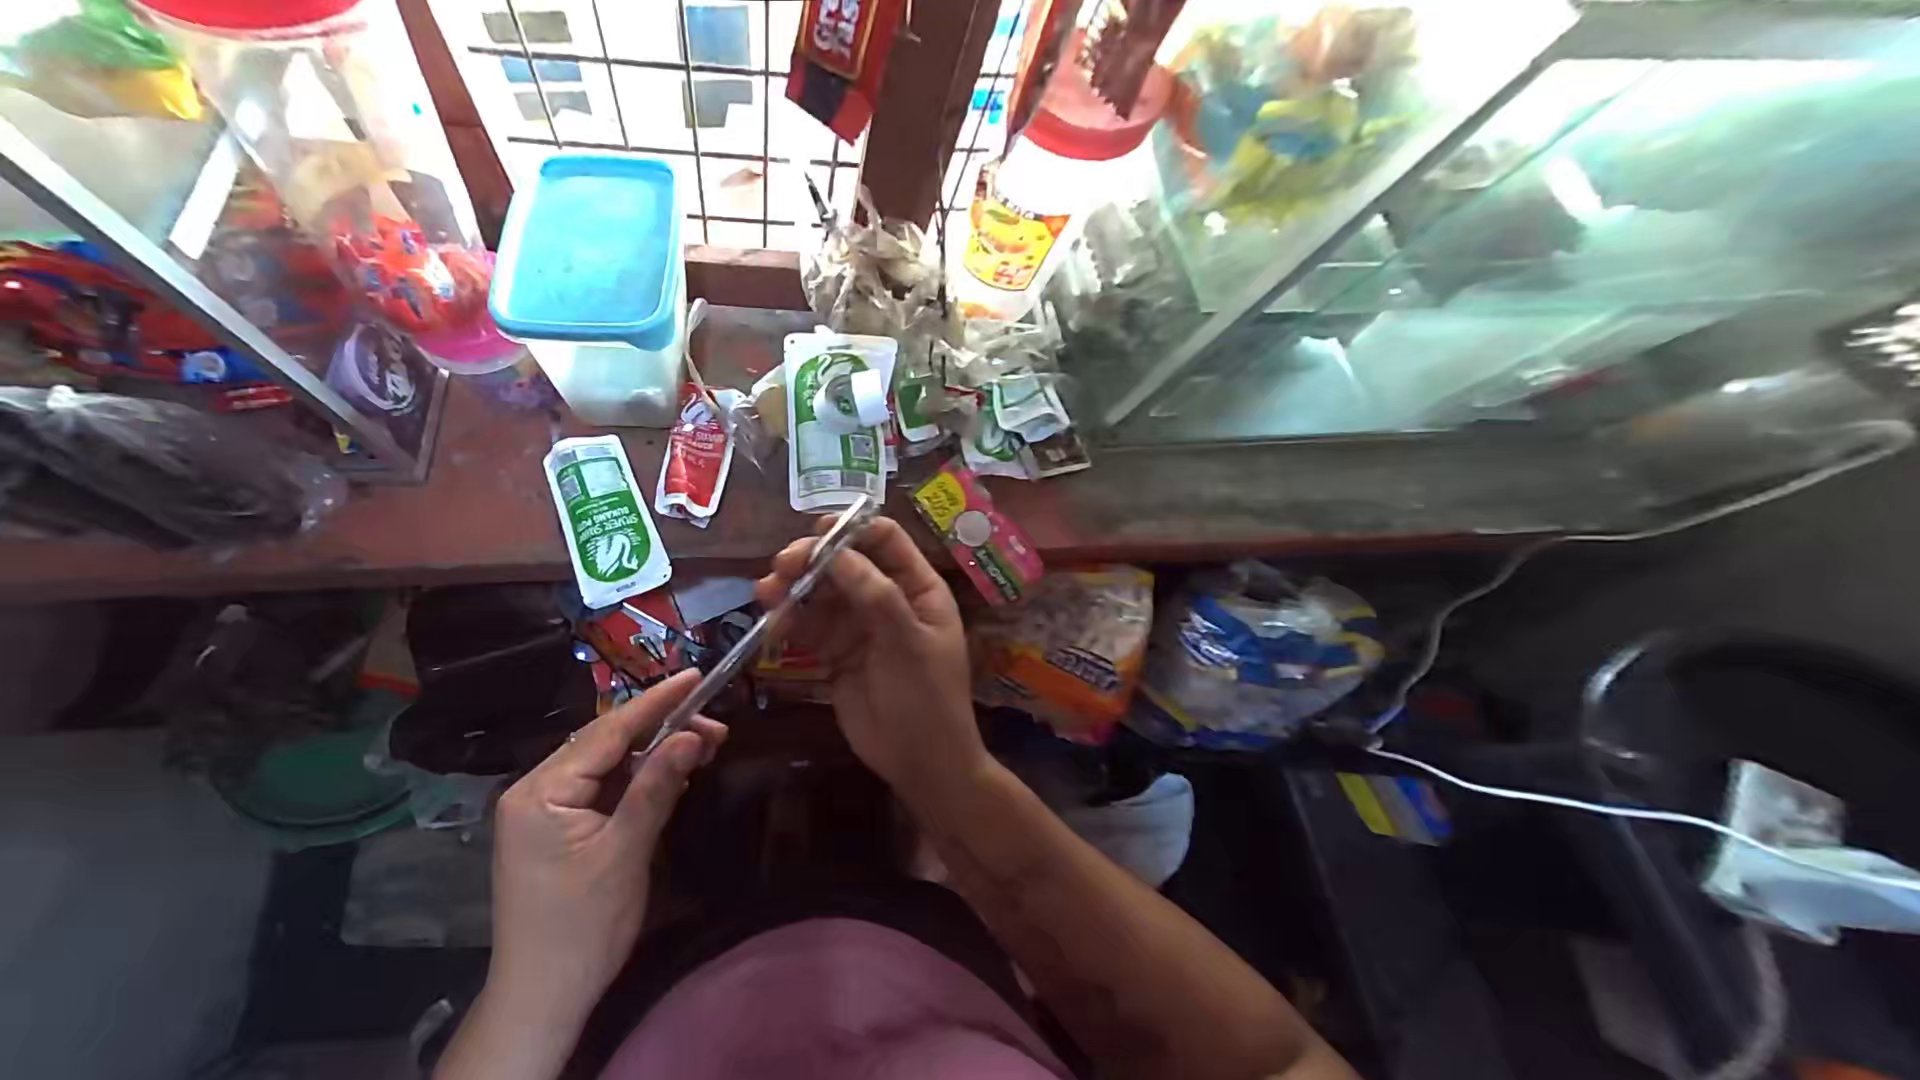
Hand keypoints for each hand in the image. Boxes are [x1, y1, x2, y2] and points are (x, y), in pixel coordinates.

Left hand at [486, 670, 726, 1025]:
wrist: (544, 995)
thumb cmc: (582, 925)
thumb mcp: (625, 851)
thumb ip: (657, 786)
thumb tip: (692, 734)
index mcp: (541, 792)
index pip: (609, 732)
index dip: (657, 701)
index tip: (698, 676)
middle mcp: (537, 790)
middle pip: (609, 742)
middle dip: (664, 727)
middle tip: (716, 725)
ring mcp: (547, 809)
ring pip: (612, 762)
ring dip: (657, 751)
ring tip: (706, 744)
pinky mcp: (561, 826)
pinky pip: (607, 786)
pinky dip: (643, 777)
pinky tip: (674, 772)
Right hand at [755, 515, 988, 794]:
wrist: (921, 763)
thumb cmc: (927, 698)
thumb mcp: (908, 643)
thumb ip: (876, 596)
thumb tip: (837, 554)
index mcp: (918, 588)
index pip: (885, 541)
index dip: (853, 530)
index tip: (818, 533)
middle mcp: (887, 599)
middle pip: (845, 563)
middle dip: (813, 559)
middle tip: (782, 565)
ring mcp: (859, 626)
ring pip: (821, 593)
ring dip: (792, 587)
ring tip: (765, 592)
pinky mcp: (836, 652)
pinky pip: (808, 626)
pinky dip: (789, 621)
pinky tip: (772, 625)